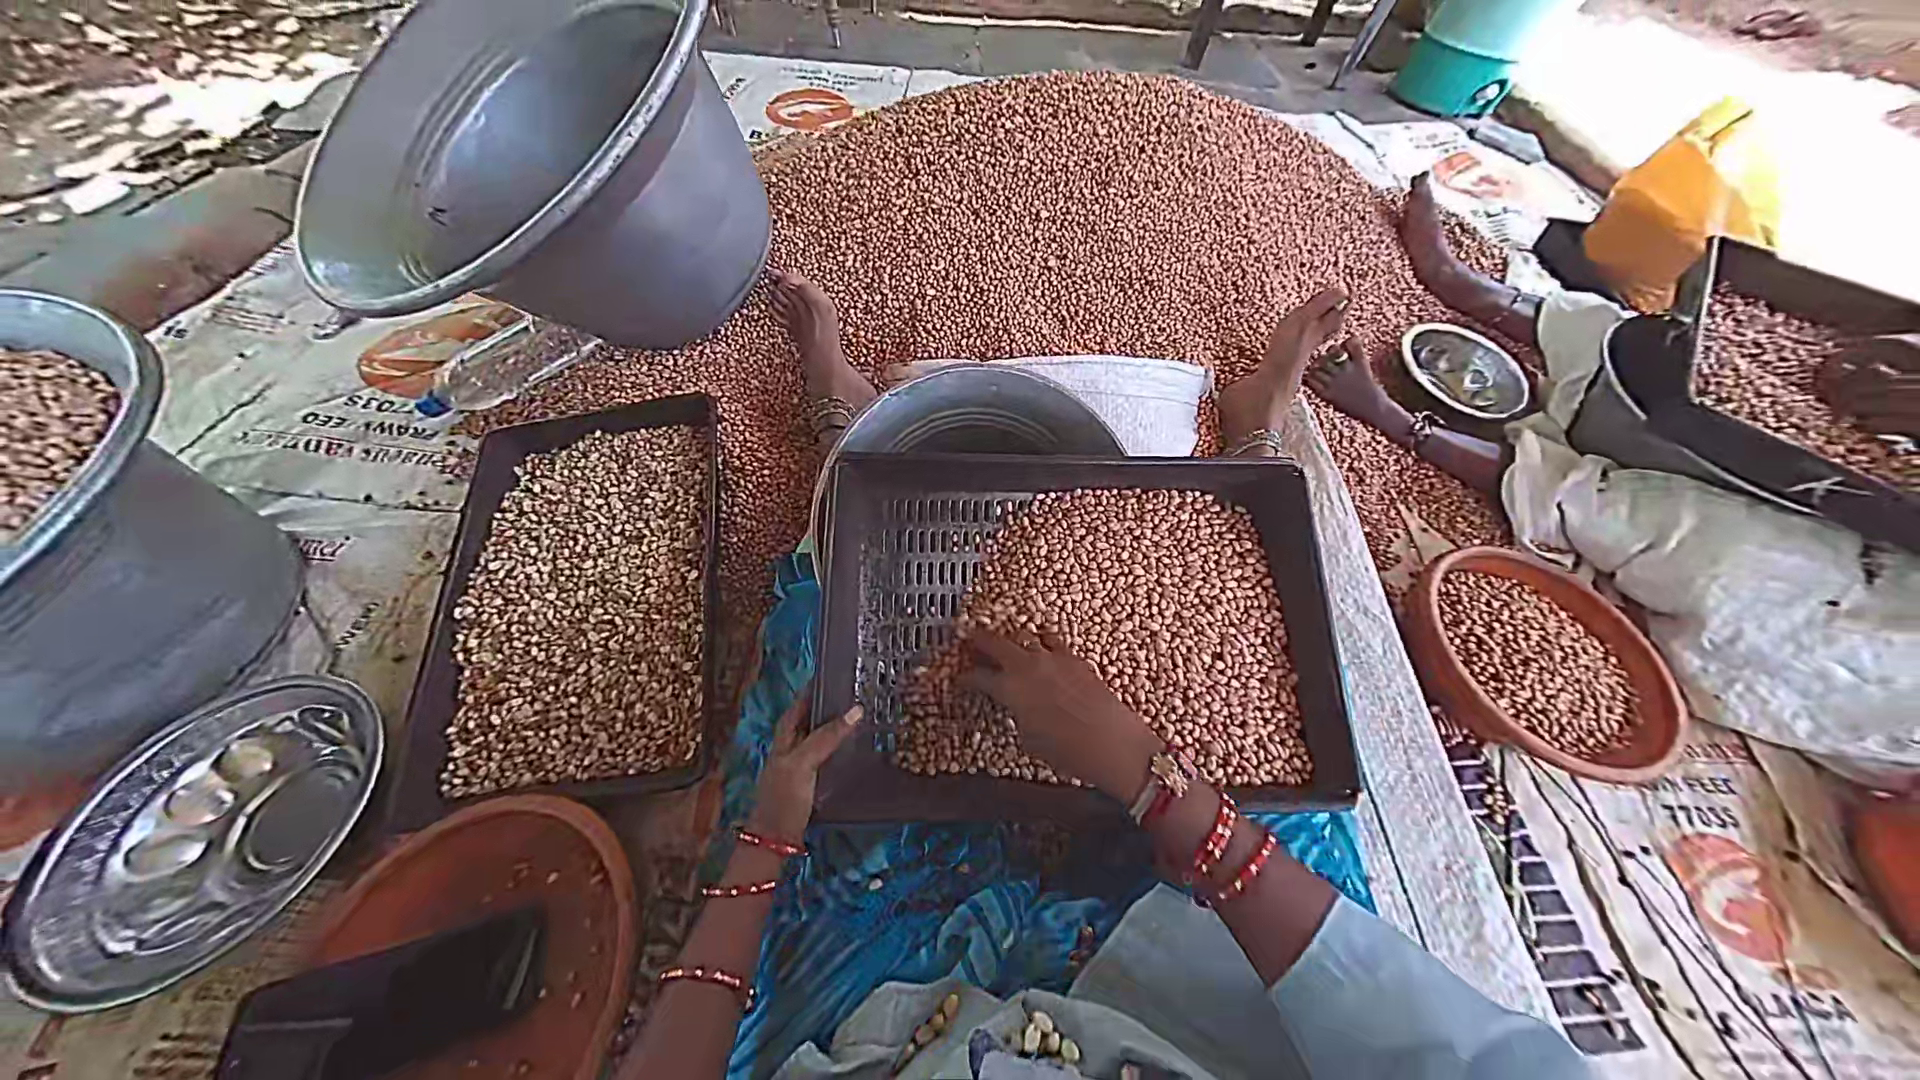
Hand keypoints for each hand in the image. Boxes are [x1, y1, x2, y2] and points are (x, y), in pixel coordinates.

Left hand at [746, 695, 862, 841]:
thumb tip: (856, 709)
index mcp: (785, 733)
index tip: (843, 672)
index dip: (818, 686)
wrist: (776, 840)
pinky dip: (843, 746)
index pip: (803, 701)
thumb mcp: (803, 762)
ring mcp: (803, 762)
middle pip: (814, 716)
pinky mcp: (814, 778)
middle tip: (862, 692)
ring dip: (841, 725)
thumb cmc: (784, 797)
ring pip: (824, 735)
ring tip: (867, 714)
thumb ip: (827, 736)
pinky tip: (860, 746)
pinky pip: (831, 753)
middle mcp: (793, 743)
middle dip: (834, 704)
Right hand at [961, 627, 1162, 799]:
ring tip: (1005, 642)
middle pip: (994, 642)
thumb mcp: (1029, 737)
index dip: (965, 678)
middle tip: (970, 640)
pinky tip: (1040, 645)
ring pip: (1022, 635)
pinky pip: (1051, 639)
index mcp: (1009, 688)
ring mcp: (1051, 658)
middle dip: (979, 641)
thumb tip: (1016, 705)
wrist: (1111, 742)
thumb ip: (1016, 713)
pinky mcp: (1073, 658)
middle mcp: (1027, 667)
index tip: (961, 679)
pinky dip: (1041, 640)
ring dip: (1010, 638)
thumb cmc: (1068, 750)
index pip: (977, 677)